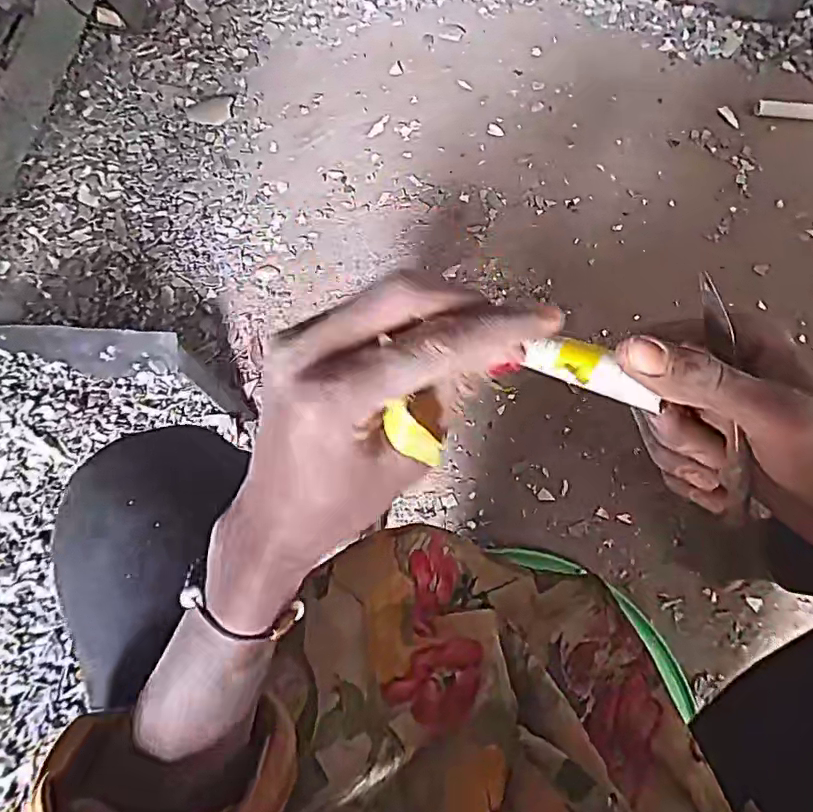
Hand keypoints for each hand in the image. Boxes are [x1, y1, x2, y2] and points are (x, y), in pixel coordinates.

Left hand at [209, 273, 562, 632]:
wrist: (271, 517)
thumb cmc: (338, 508)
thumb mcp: (405, 459)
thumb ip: (445, 397)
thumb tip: (490, 350)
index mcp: (333, 396)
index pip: (429, 346)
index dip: (493, 328)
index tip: (541, 319)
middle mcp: (306, 351)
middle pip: (402, 294)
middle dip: (465, 302)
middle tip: (509, 321)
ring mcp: (295, 337)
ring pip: (385, 295)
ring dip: (439, 306)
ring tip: (478, 333)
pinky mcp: (297, 335)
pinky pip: (367, 310)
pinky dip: (409, 317)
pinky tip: (435, 339)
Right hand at [614, 315, 812, 548]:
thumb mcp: (769, 412)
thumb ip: (701, 379)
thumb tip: (633, 349)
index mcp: (735, 339)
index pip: (655, 343)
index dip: (645, 378)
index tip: (667, 413)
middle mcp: (717, 368)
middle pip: (649, 395)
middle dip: (680, 435)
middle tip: (720, 450)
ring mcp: (711, 409)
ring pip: (658, 433)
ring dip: (690, 463)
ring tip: (733, 471)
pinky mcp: (708, 444)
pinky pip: (670, 462)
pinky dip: (694, 482)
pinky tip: (729, 488)